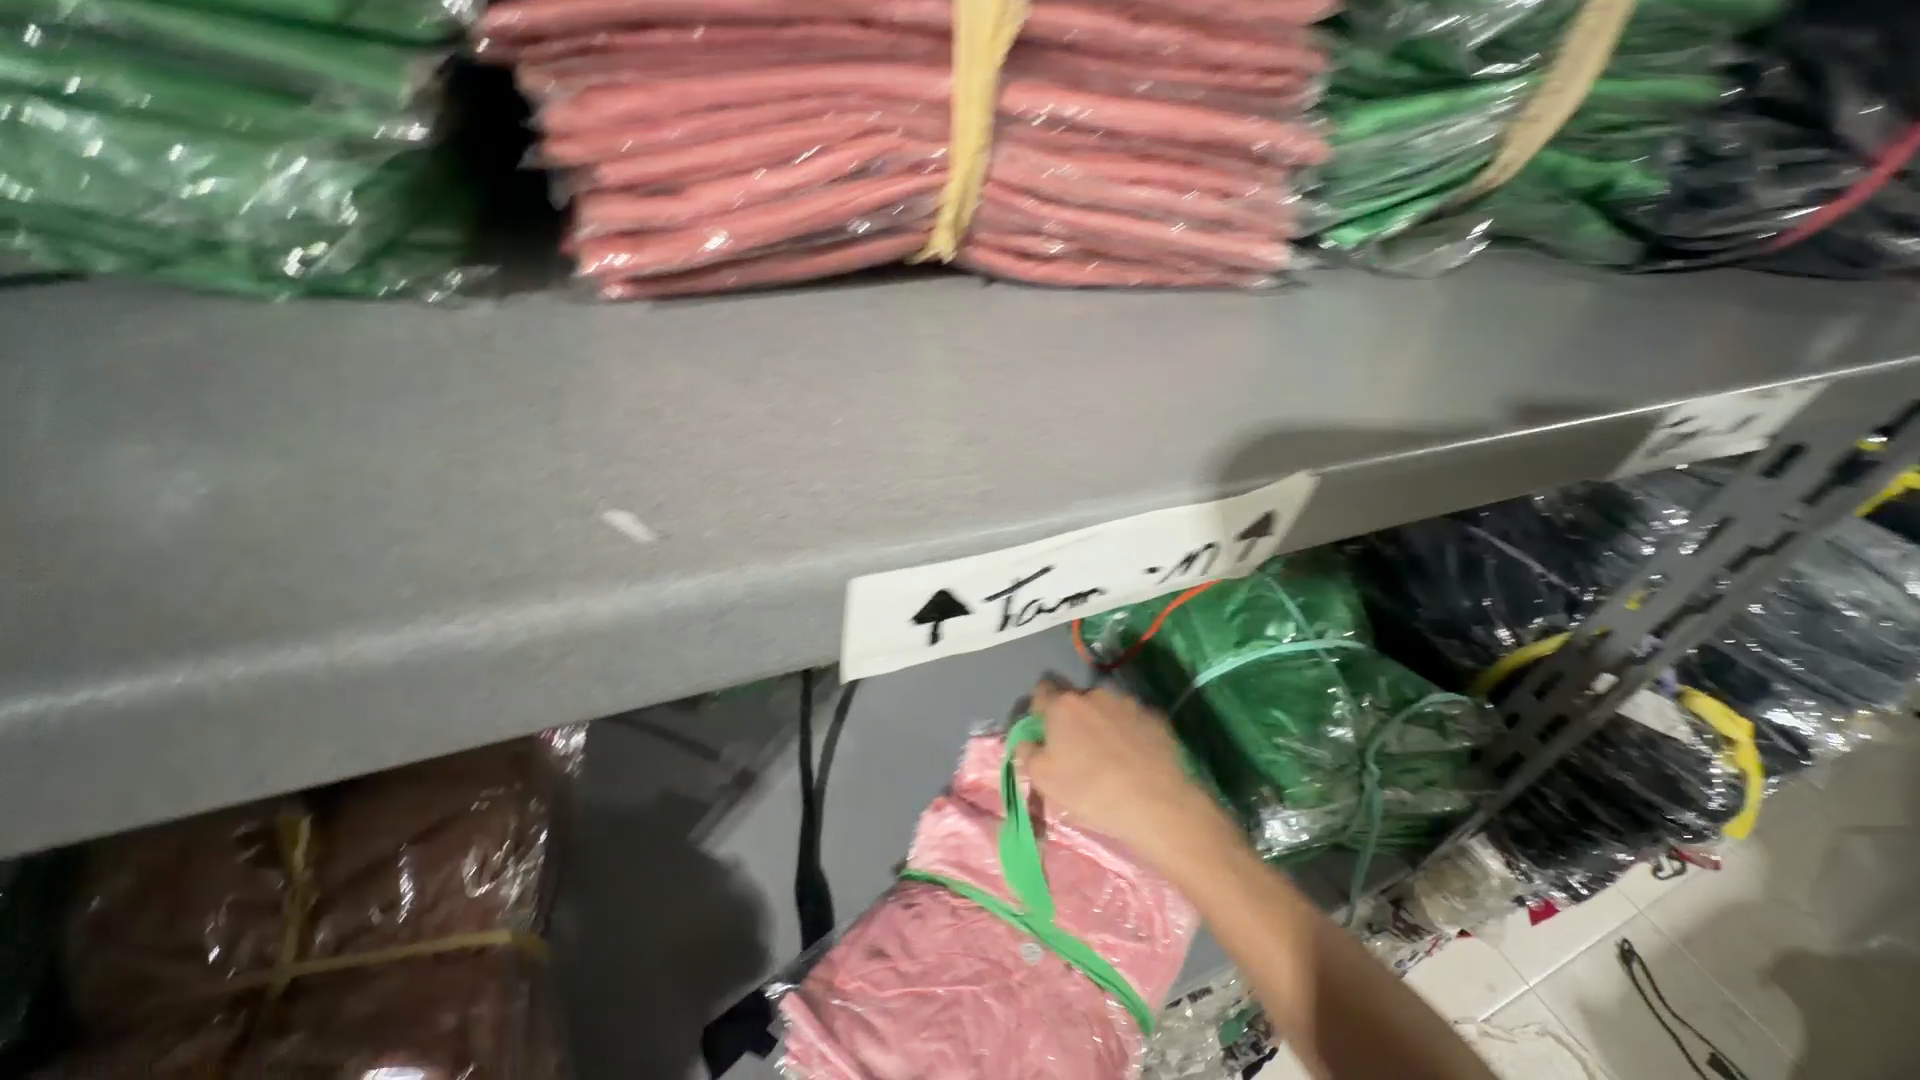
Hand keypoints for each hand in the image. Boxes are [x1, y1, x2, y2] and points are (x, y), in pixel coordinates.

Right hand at [1019, 681, 1242, 873]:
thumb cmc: (1090, 791)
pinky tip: (1133, 760)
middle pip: (1075, 701)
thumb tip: (1027, 742)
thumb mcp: (1043, 780)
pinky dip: (1128, 734)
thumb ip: (1026, 753)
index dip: (1039, 711)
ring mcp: (1129, 703)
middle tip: (1076, 751)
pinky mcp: (1155, 717)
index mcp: (1063, 706)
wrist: (1157, 803)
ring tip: (1109, 757)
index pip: (1040, 692)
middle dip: (1072, 719)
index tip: (1043, 732)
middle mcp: (1095, 695)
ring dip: (1101, 725)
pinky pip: (1132, 721)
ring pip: (1106, 709)